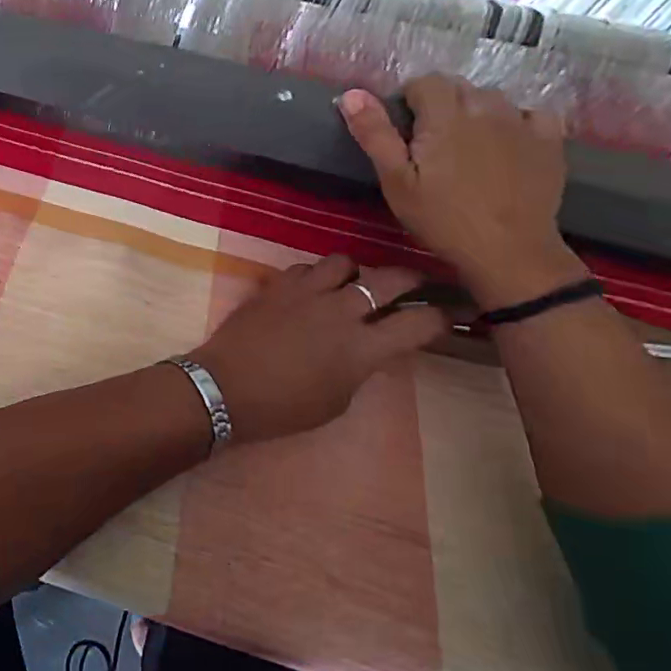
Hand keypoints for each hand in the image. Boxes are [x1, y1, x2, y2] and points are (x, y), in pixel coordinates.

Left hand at [185, 256, 445, 443]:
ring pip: (344, 261)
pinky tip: (310, 288)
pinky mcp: (276, 286)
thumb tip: (368, 349)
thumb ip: (360, 368)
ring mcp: (306, 293)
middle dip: (410, 278)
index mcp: (363, 348)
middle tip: (413, 284)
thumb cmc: (282, 408)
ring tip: (352, 283)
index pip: (420, 323)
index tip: (446, 316)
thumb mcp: (336, 401)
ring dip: (355, 272)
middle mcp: (341, 311)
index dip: (440, 318)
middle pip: (390, 278)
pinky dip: (315, 275)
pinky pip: (305, 267)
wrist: (224, 388)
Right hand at [337, 76, 587, 310]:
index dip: (409, 101)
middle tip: (428, 146)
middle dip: (440, 105)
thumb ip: (375, 134)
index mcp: (446, 115)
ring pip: (492, 98)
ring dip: (474, 111)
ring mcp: (523, 121)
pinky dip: (513, 121)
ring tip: (464, 147)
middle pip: (458, 86)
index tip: (403, 132)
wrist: (508, 250)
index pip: (425, 82)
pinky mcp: (550, 140)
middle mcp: (487, 107)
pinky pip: (529, 113)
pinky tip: (504, 146)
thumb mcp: (395, 181)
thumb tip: (351, 94)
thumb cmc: (441, 218)